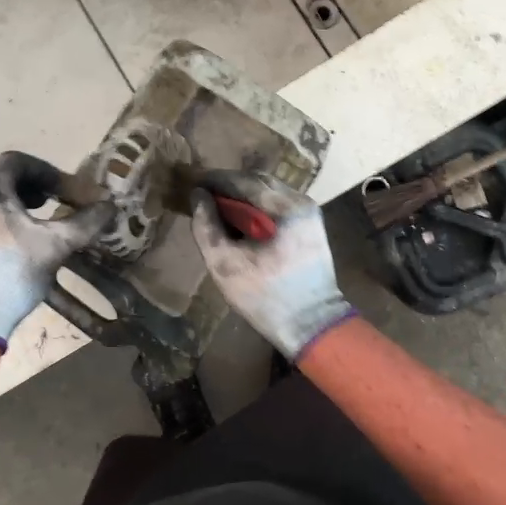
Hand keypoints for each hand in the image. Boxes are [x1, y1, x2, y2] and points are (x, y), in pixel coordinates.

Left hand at [0, 152, 114, 349]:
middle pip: (0, 178)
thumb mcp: (55, 245)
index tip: (64, 191)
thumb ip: (84, 222)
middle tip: (52, 203)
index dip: (46, 172)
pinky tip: (11, 239)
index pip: (17, 161)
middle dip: (30, 188)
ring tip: (34, 221)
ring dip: (13, 202)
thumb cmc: (12, 274)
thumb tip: (110, 206)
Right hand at [189, 171, 354, 359]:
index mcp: (285, 208)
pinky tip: (241, 221)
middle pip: (258, 181)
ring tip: (219, 209)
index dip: (215, 179)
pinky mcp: (310, 224)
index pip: (243, 181)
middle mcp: (301, 202)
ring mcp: (309, 212)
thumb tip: (198, 196)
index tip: (192, 184)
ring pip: (269, 192)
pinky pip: (278, 205)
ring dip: (243, 196)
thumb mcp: (225, 265)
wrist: (312, 325)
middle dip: (229, 186)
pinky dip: (257, 207)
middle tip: (203, 196)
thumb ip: (207, 227)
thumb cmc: (266, 296)